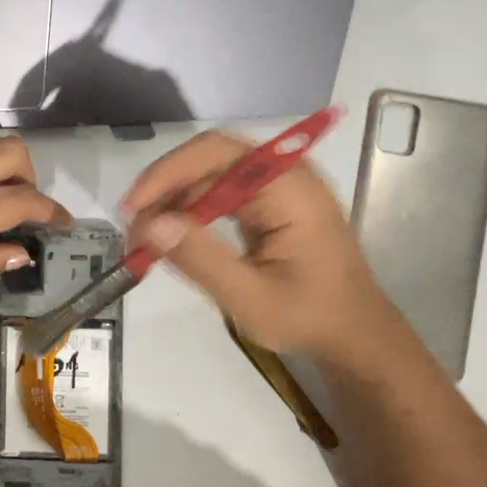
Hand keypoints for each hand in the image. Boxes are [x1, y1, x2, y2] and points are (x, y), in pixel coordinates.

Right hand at [119, 130, 404, 362]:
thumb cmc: (309, 317)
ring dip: (170, 204)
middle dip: (163, 189)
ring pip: (206, 177)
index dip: (168, 173)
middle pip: (207, 159)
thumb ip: (201, 259)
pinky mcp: (266, 206)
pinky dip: (186, 214)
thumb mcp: (250, 297)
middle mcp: (283, 176)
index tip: (133, 209)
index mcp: (289, 189)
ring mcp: (275, 189)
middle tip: (132, 231)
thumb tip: (149, 225)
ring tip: (144, 243)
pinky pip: (216, 195)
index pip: (217, 153)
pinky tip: (170, 241)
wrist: (353, 333)